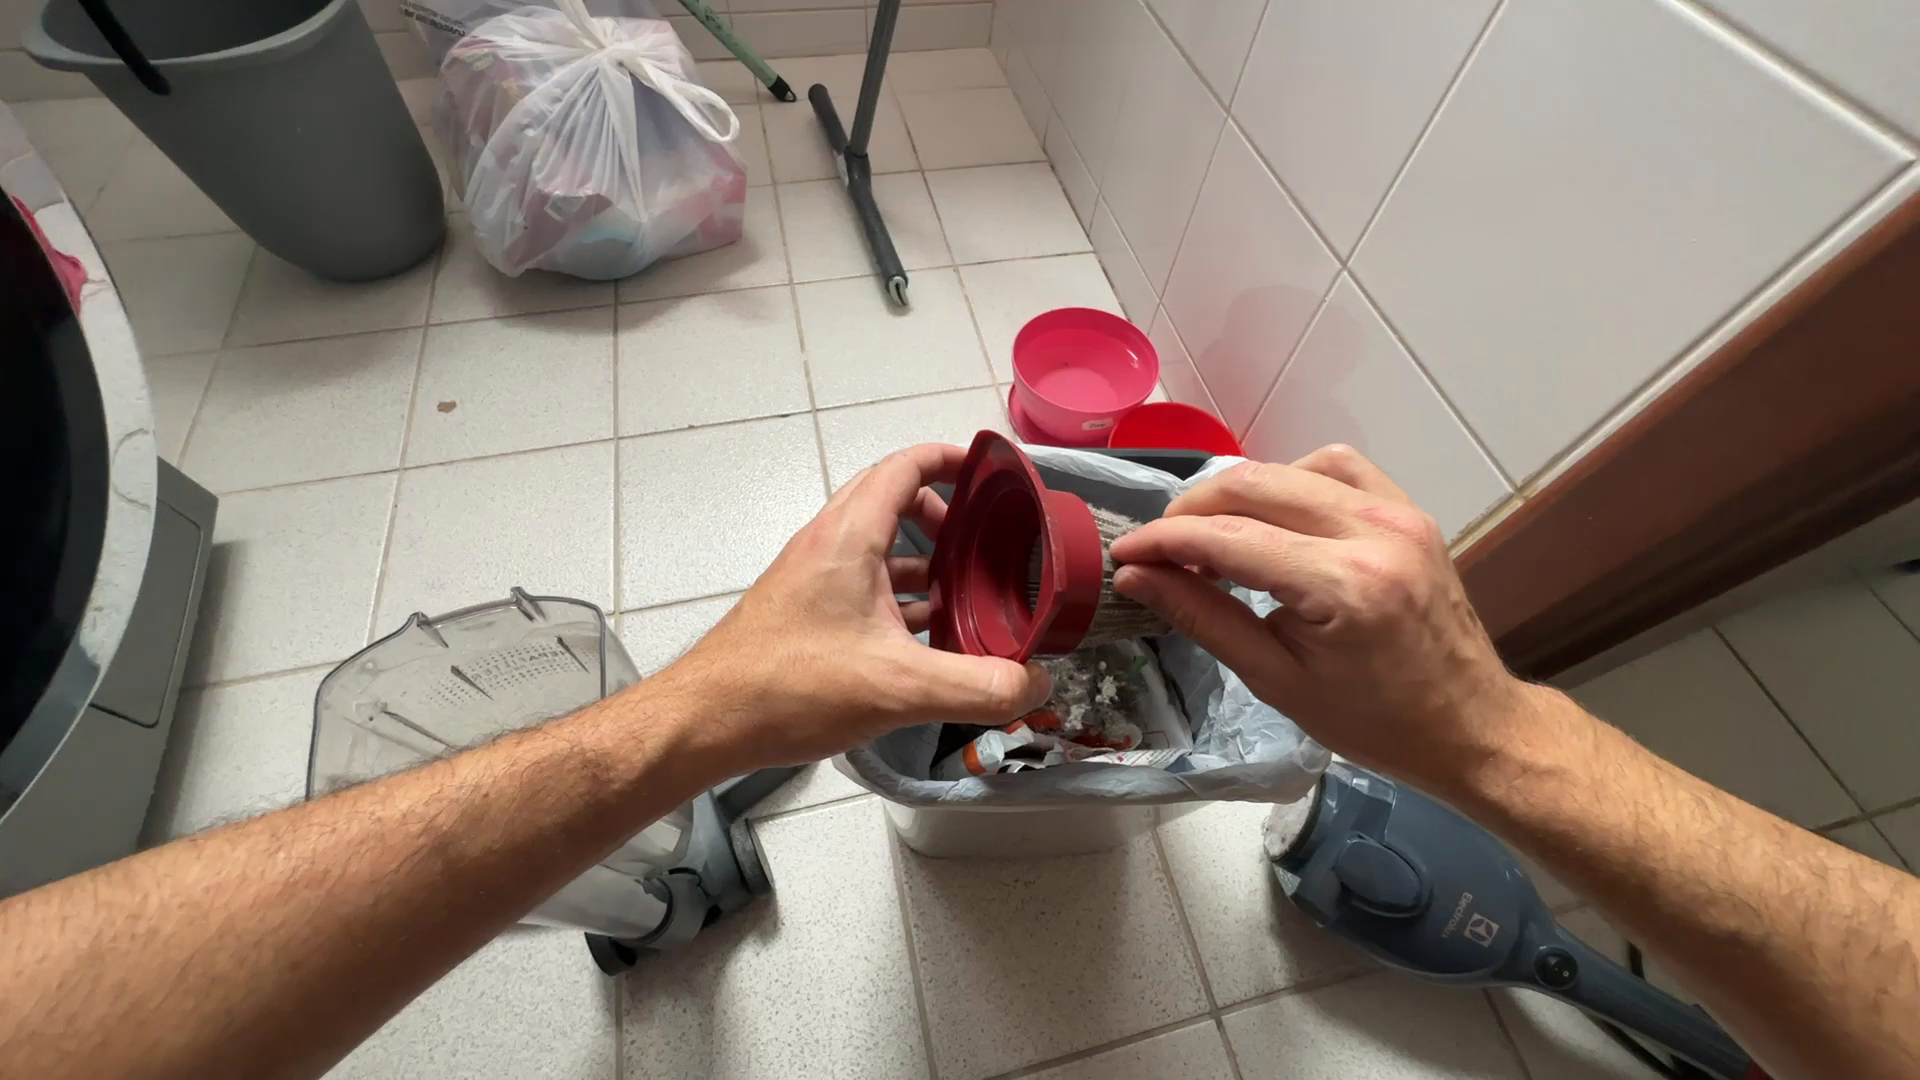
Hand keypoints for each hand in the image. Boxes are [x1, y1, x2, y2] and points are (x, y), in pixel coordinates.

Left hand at [656, 443, 1052, 769]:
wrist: (704, 720)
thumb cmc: (793, 687)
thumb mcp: (899, 687)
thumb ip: (978, 687)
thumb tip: (1037, 685)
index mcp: (850, 537)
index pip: (904, 466)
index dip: (949, 458)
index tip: (988, 473)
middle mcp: (828, 543)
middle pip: (890, 497)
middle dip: (941, 510)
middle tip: (979, 540)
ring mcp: (812, 575)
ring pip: (875, 543)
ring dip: (919, 556)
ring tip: (961, 590)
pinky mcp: (804, 607)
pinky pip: (861, 579)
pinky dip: (896, 590)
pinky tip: (920, 632)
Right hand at [1107, 445, 1530, 792]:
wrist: (1471, 726)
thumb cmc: (1372, 721)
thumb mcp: (1274, 679)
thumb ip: (1200, 616)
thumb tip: (1136, 577)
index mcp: (1342, 586)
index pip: (1227, 538)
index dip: (1163, 540)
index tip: (1123, 551)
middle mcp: (1373, 532)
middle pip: (1254, 485)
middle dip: (1190, 509)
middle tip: (1158, 546)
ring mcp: (1398, 513)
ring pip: (1290, 467)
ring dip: (1237, 493)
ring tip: (1211, 534)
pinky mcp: (1408, 510)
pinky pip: (1335, 467)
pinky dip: (1288, 480)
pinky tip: (1272, 515)